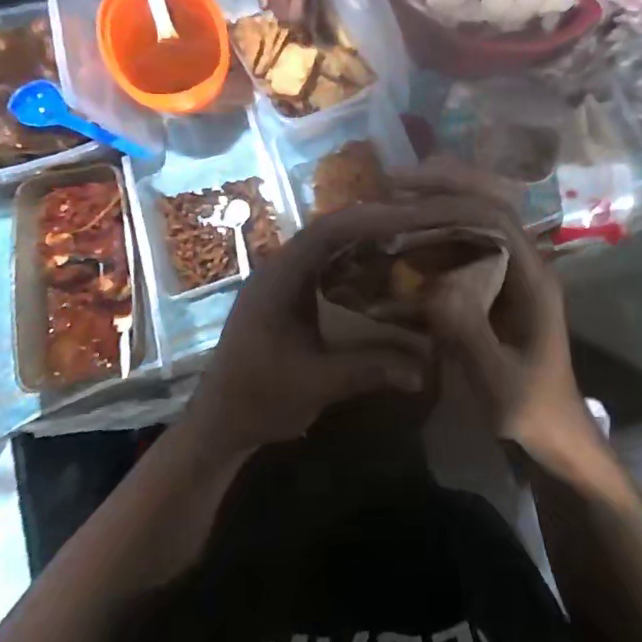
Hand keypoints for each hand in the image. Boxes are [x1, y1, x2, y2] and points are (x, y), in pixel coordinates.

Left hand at [182, 203, 448, 452]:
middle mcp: (278, 270)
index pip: (327, 232)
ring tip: (407, 233)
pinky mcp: (288, 294)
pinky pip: (326, 261)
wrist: (217, 425)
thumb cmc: (258, 400)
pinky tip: (382, 263)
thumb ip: (369, 370)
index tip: (411, 217)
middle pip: (330, 228)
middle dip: (374, 219)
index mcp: (277, 281)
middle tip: (418, 219)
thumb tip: (423, 373)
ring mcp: (281, 280)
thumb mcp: (316, 385)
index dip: (370, 219)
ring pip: (328, 242)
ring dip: (365, 234)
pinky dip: (356, 255)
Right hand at [261, 0, 314, 25]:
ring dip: (281, 19)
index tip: (305, 34)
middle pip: (283, 17)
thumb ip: (308, 3)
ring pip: (273, 13)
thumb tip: (307, 23)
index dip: (301, 28)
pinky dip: (271, 9)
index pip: (296, 17)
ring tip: (288, 21)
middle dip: (290, 26)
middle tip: (297, 30)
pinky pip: (264, 4)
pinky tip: (276, 10)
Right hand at [401, 165, 597, 463]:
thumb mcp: (497, 382)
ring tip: (394, 199)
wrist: (552, 430)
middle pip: (492, 205)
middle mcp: (526, 265)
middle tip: (394, 181)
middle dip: (448, 185)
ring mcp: (514, 274)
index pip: (497, 216)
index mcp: (533, 278)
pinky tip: (406, 238)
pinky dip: (439, 234)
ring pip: (481, 221)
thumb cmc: (529, 408)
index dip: (453, 195)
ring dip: (442, 204)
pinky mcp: (499, 288)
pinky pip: (470, 247)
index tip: (405, 189)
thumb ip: (469, 335)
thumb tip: (434, 283)